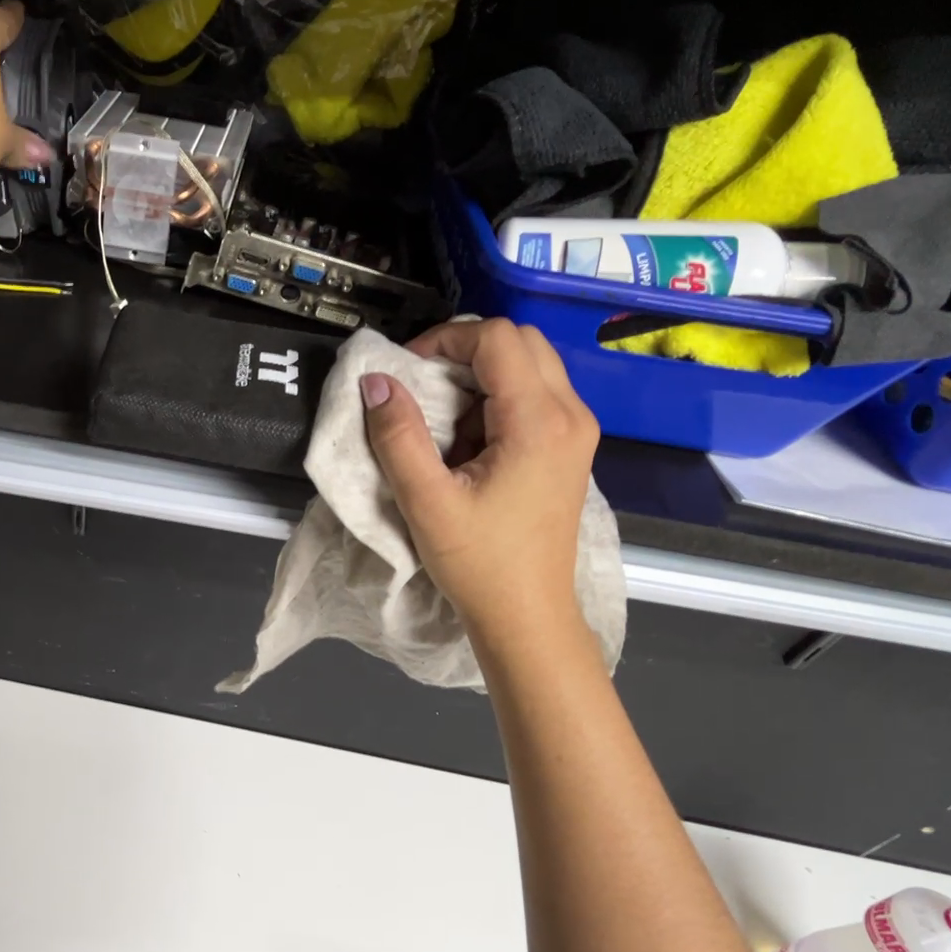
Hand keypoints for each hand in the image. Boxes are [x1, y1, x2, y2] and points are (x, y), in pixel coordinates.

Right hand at [360, 319, 598, 639]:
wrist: (527, 613)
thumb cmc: (478, 562)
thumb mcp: (425, 500)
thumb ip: (397, 435)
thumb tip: (374, 380)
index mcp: (539, 421)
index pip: (498, 338)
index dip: (446, 339)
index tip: (406, 371)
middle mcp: (570, 414)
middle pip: (521, 340)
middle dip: (465, 350)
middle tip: (422, 384)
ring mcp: (576, 430)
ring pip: (531, 364)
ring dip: (481, 373)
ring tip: (442, 414)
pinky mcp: (569, 447)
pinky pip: (536, 393)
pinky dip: (497, 396)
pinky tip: (468, 438)